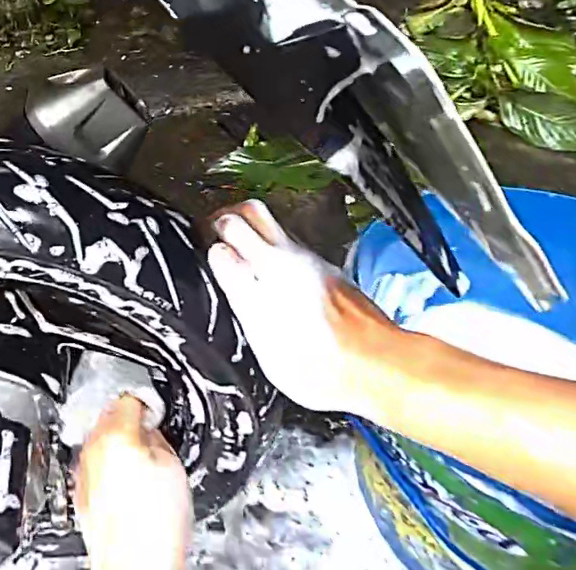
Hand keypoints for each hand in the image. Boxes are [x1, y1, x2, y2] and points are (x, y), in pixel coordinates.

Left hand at [74, 395, 190, 569]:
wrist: (136, 566)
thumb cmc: (154, 525)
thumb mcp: (172, 465)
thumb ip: (157, 435)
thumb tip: (150, 429)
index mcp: (116, 434)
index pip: (129, 398)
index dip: (146, 403)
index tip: (153, 411)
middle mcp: (93, 450)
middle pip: (108, 415)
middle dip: (127, 418)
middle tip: (147, 430)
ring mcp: (84, 474)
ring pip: (98, 439)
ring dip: (115, 439)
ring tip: (138, 457)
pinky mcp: (81, 496)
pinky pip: (93, 465)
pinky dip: (106, 464)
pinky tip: (125, 480)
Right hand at [205, 200, 402, 415]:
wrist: (375, 364)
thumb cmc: (321, 364)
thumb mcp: (264, 338)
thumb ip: (239, 291)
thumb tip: (221, 260)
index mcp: (272, 269)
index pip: (228, 230)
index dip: (209, 238)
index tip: (200, 244)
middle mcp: (292, 255)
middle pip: (252, 211)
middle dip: (226, 217)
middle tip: (212, 234)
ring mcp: (311, 260)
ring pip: (273, 225)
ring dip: (250, 230)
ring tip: (235, 252)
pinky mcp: (325, 269)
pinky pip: (289, 245)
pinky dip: (270, 248)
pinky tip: (265, 275)